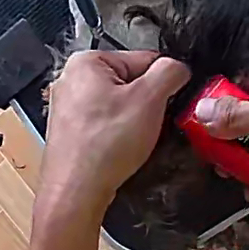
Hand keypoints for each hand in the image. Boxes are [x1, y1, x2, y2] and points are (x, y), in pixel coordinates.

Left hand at [38, 49, 190, 218]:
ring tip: (133, 141)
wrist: (76, 190)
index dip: (164, 82)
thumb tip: (179, 67)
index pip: (143, 59)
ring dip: (134, 123)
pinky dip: (118, 137)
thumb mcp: (149, 100)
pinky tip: (120, 150)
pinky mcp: (72, 133)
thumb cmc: (104, 146)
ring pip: (119, 107)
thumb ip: (169, 74)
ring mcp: (69, 108)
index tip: (171, 101)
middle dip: (147, 105)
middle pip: (130, 84)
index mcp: (88, 61)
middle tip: (151, 125)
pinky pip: (106, 127)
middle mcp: (72, 80)